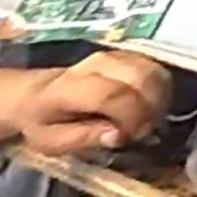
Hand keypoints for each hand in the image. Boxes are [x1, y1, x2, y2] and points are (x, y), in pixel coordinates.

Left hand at [10, 51, 172, 154]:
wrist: (35, 93)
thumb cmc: (42, 122)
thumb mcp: (51, 141)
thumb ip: (84, 138)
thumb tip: (119, 136)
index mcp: (70, 87)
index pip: (114, 94)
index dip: (132, 115)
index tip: (135, 135)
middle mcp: (99, 64)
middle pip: (141, 78)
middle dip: (151, 105)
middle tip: (147, 129)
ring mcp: (119, 55)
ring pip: (154, 71)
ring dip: (160, 96)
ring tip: (151, 118)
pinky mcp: (132, 54)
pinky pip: (157, 68)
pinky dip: (161, 87)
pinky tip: (152, 103)